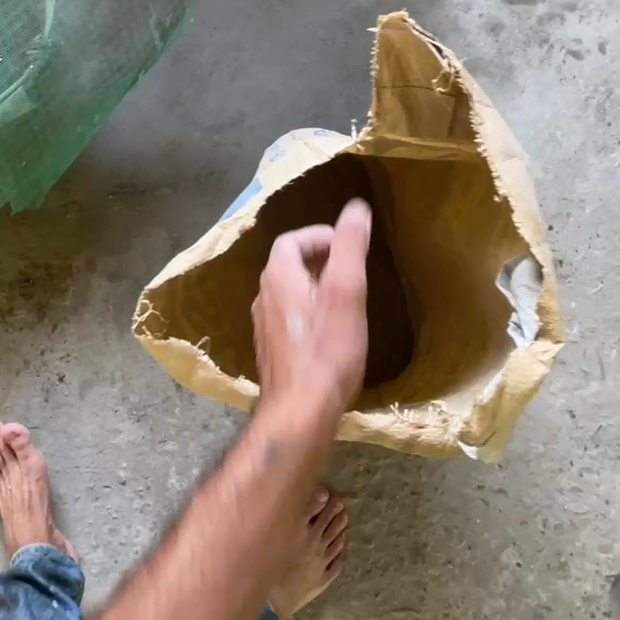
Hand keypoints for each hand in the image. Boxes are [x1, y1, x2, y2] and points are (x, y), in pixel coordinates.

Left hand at [251, 199, 372, 438]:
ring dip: (314, 285)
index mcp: (277, 276)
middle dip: (320, 259)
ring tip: (346, 297)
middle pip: (288, 263)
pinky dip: (308, 310)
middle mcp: (263, 295)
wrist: (300, 411)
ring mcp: (263, 325)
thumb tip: (356, 207)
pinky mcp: (270, 350)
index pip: (292, 239)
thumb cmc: (327, 350)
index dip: (319, 235)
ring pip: (288, 291)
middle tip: (351, 269)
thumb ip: (350, 247)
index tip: (348, 245)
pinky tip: (330, 331)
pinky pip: (288, 316)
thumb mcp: (347, 292)